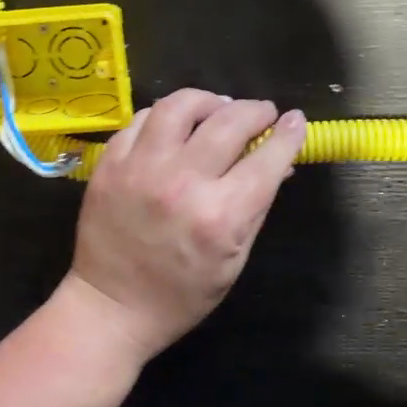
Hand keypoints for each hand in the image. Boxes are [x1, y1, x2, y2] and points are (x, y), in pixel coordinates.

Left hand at [59, 89, 307, 364]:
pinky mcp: (111, 164)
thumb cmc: (182, 294)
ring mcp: (140, 169)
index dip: (287, 135)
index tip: (295, 121)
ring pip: (179, 106)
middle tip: (262, 113)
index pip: (266, 159)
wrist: (111, 306)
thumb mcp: (233, 259)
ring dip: (208, 101)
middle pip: (228, 122)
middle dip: (255, 111)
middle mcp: (181, 183)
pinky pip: (141, 120)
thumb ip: (257, 206)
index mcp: (219, 216)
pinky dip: (166, 115)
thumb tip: (280, 163)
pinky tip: (177, 125)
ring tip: (219, 108)